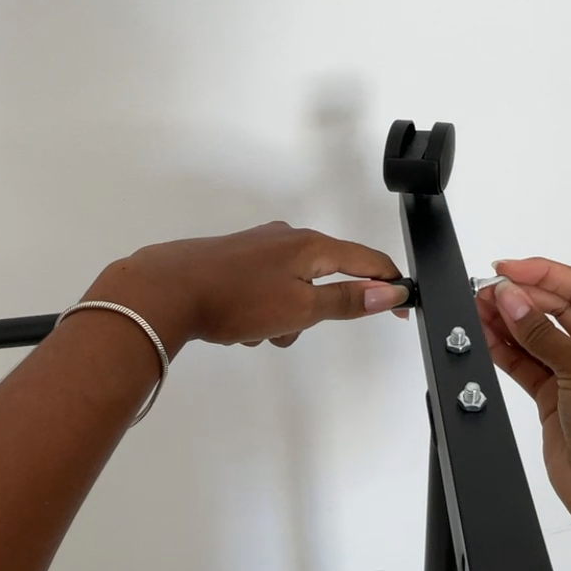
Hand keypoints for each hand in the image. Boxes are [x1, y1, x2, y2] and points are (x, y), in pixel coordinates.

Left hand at [86, 222, 407, 352]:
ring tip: (254, 331)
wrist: (166, 292)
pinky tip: (235, 325)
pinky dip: (259, 313)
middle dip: (312, 314)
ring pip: (291, 292)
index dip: (389, 285)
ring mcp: (258, 248)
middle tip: (287, 330)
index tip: (403, 308)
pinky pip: (265, 293)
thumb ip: (346, 300)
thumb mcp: (301, 308)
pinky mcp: (235, 262)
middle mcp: (286, 239)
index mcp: (310, 246)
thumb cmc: (231, 297)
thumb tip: (388, 292)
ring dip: (282, 319)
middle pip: (324, 280)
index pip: (366, 261)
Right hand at [475, 258, 570, 521]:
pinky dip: (504, 349)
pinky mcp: (553, 399)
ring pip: (537, 337)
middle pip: (558, 311)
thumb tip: (511, 298)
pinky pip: (524, 365)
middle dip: (522, 297)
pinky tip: (485, 334)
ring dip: (508, 320)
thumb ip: (542, 333)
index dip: (545, 274)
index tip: (509, 268)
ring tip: (477, 306)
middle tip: (486, 290)